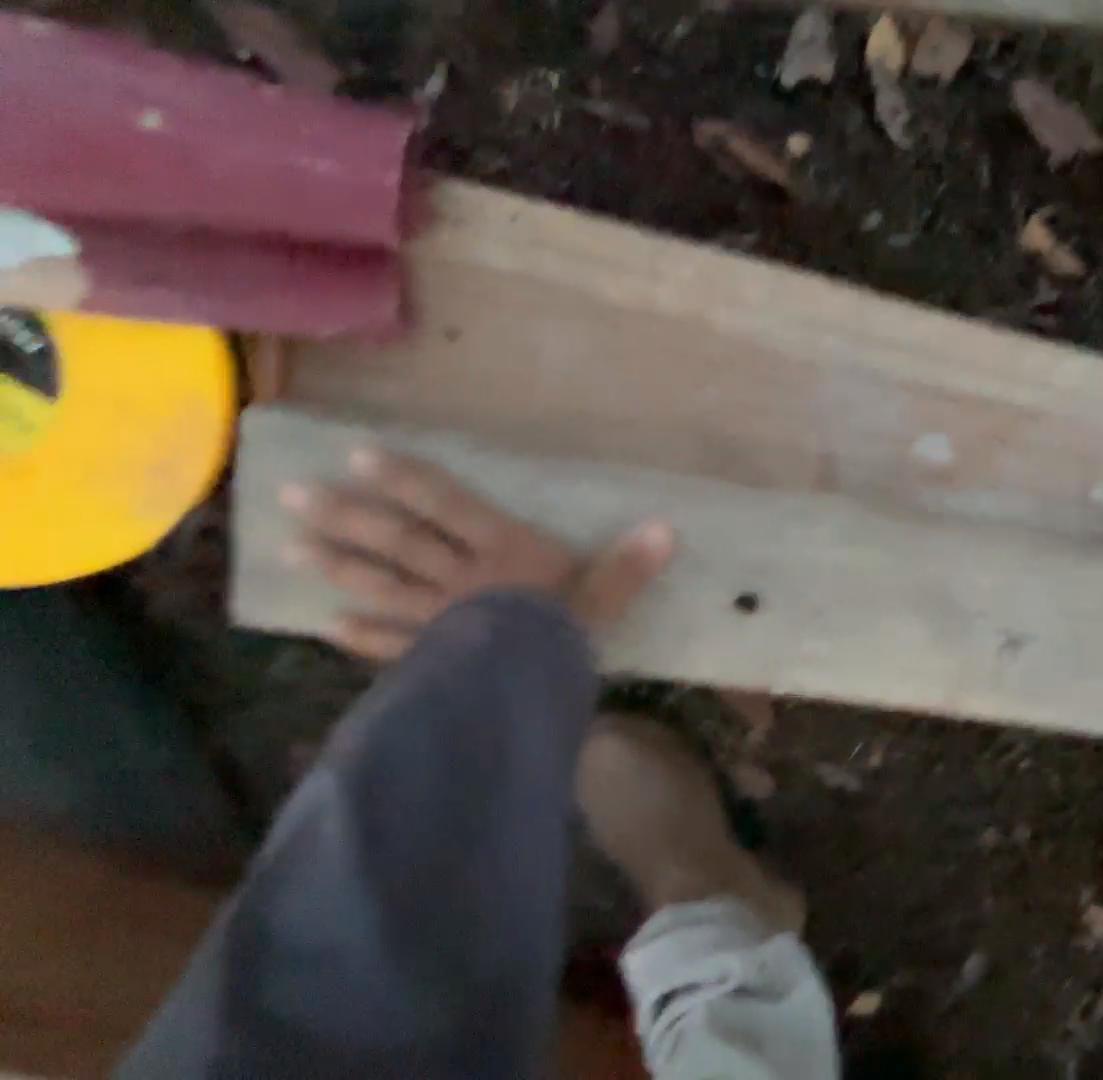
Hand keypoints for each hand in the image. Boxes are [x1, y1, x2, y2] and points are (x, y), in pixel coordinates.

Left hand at [280, 447, 673, 659]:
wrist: (532, 691)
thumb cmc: (570, 635)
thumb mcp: (607, 596)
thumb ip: (628, 565)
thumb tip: (667, 526)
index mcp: (505, 554)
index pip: (450, 508)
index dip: (407, 481)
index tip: (357, 457)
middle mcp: (462, 578)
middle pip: (401, 542)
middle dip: (350, 517)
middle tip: (293, 496)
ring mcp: (439, 620)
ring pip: (383, 586)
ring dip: (340, 568)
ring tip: (290, 549)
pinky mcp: (433, 658)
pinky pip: (391, 643)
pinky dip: (360, 635)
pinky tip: (326, 625)